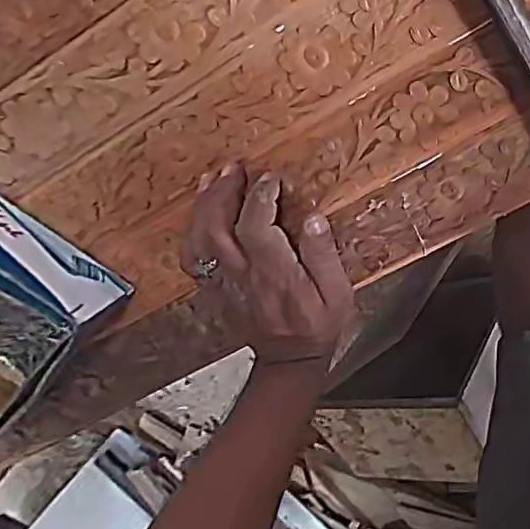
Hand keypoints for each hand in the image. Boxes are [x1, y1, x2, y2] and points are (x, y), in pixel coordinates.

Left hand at [181, 164, 355, 373]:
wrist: (289, 360)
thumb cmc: (318, 325)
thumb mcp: (337, 293)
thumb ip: (324, 256)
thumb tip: (314, 219)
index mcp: (275, 275)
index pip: (256, 227)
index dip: (260, 197)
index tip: (271, 178)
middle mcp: (243, 277)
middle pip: (217, 227)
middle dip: (223, 192)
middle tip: (234, 168)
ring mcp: (224, 284)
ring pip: (199, 239)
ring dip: (203, 205)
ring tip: (213, 180)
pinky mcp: (215, 289)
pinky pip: (192, 257)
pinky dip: (192, 230)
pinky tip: (201, 213)